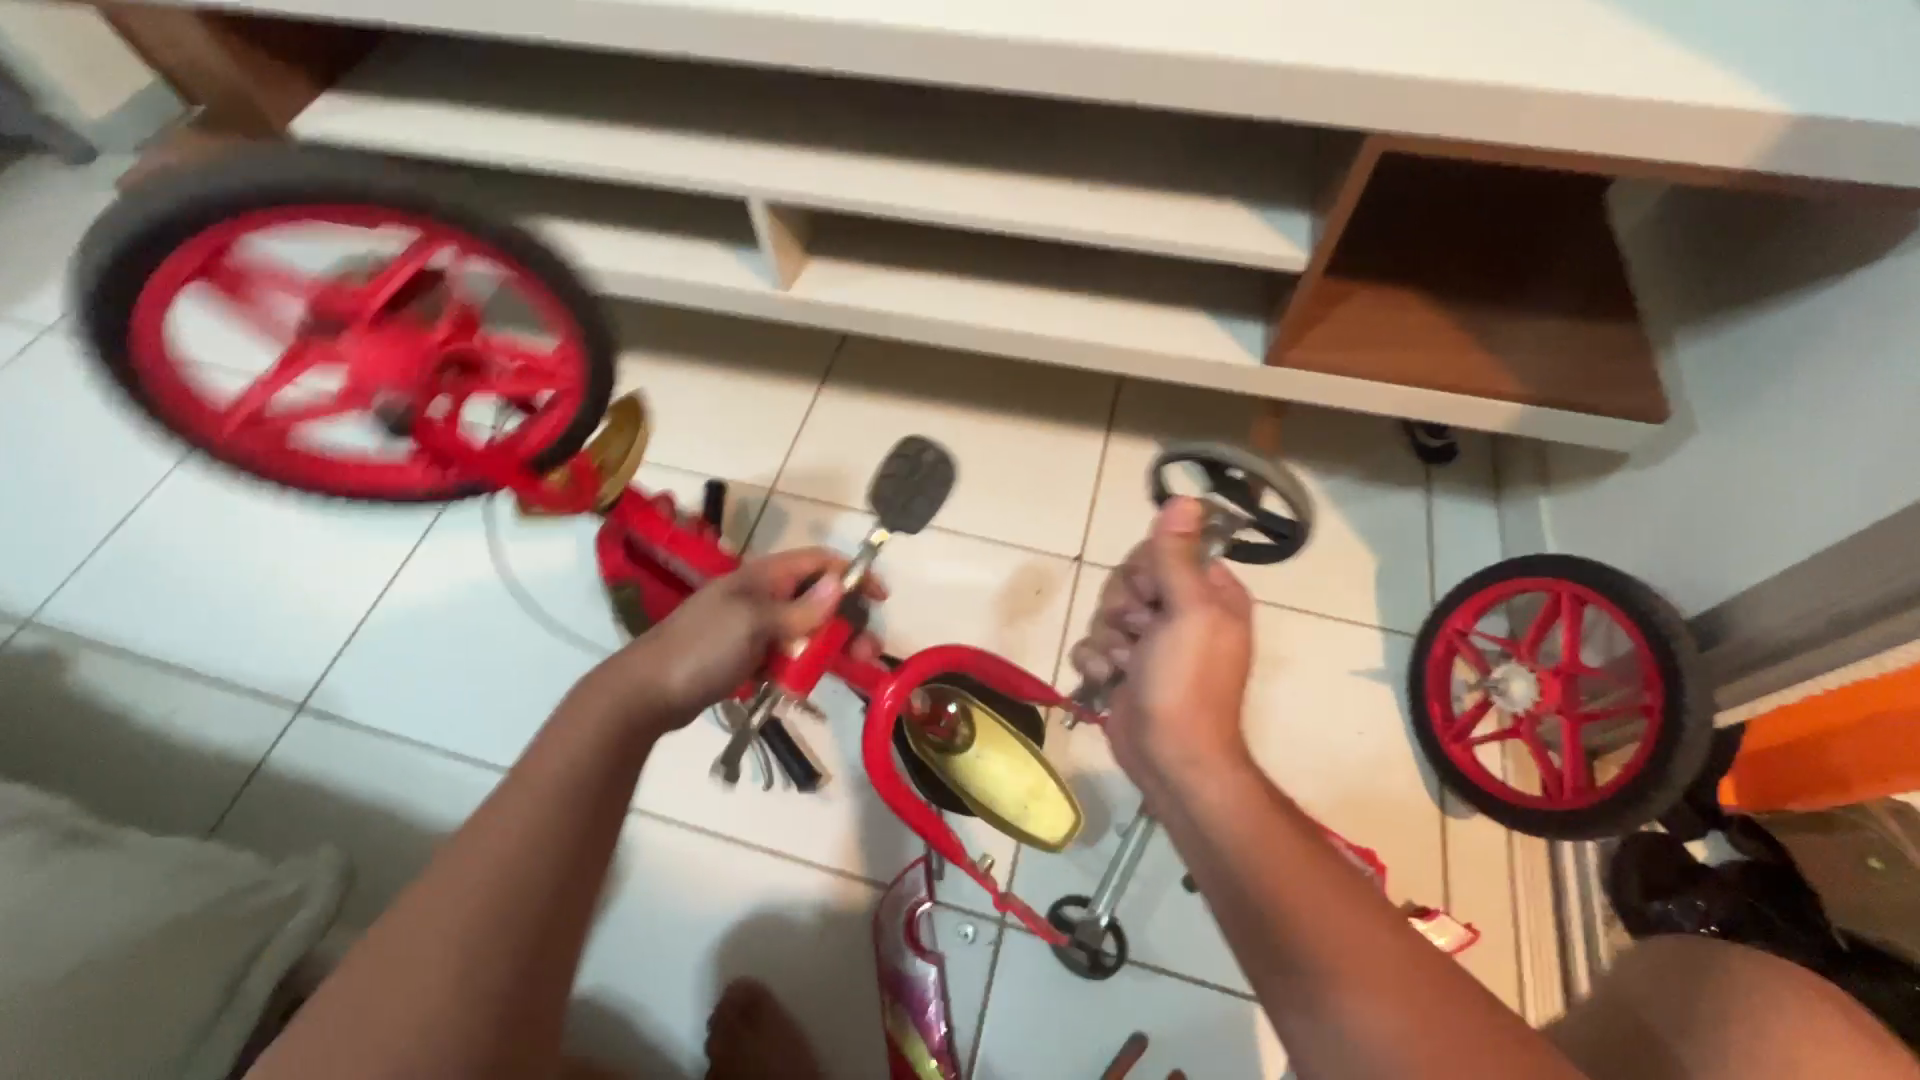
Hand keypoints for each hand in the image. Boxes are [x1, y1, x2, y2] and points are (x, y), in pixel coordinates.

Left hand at [584, 548, 885, 733]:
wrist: (648, 693)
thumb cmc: (701, 647)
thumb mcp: (753, 623)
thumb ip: (800, 608)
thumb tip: (840, 584)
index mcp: (764, 577)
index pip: (818, 563)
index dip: (852, 574)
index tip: (881, 597)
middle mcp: (764, 597)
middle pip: (820, 600)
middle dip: (848, 622)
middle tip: (866, 651)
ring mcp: (756, 629)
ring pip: (808, 633)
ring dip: (831, 649)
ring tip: (850, 672)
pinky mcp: (749, 658)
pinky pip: (788, 658)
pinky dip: (804, 669)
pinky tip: (810, 687)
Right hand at [1068, 498, 1254, 790]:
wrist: (1170, 757)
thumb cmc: (1187, 683)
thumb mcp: (1188, 611)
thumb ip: (1177, 555)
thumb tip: (1185, 496)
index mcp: (1208, 592)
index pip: (1161, 551)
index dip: (1146, 571)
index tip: (1151, 597)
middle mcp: (1180, 611)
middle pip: (1127, 579)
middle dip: (1123, 609)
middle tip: (1140, 635)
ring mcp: (1149, 642)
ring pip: (1105, 611)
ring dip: (1108, 639)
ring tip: (1127, 666)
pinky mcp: (1121, 667)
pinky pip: (1091, 644)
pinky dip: (1095, 662)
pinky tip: (1108, 680)